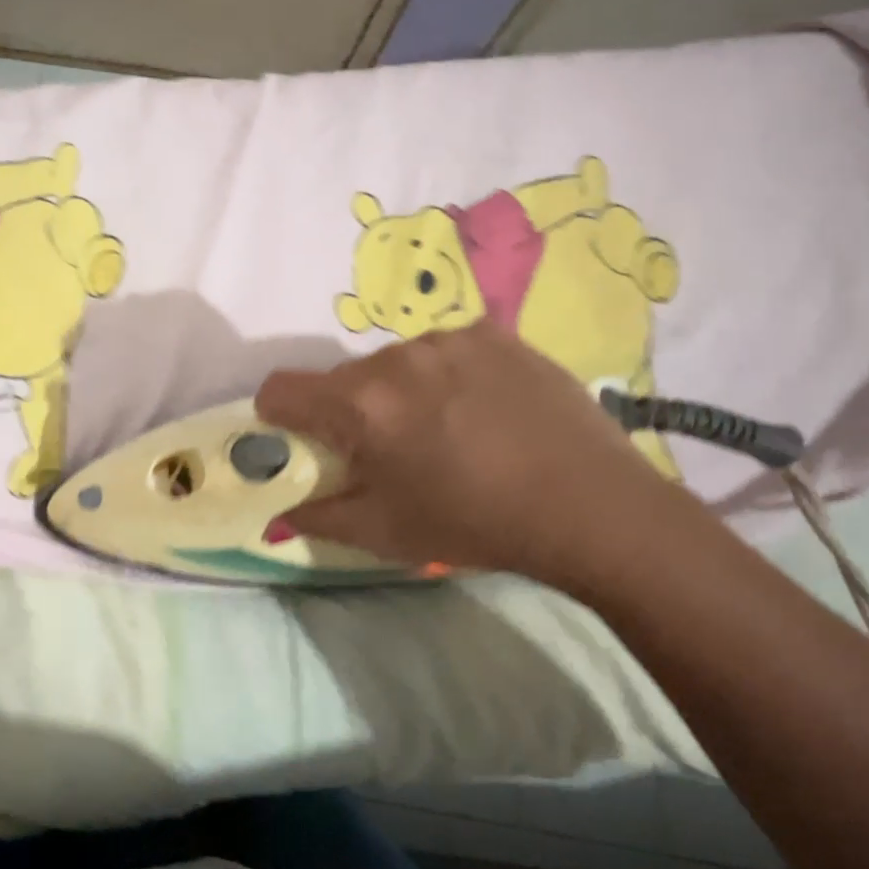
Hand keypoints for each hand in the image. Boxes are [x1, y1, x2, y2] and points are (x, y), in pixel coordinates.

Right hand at [255, 322, 684, 586]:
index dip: (277, 415)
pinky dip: (448, 376)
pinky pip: (446, 350)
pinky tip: (484, 410)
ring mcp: (449, 339)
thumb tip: (281, 514)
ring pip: (395, 363)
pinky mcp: (495, 334)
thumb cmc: (475, 523)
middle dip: (350, 411)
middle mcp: (395, 357)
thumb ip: (316, 517)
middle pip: (342, 378)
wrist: (591, 507)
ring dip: (400, 391)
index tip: (302, 440)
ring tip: (447, 431)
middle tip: (390, 451)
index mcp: (360, 404)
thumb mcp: (383, 533)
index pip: (280, 388)